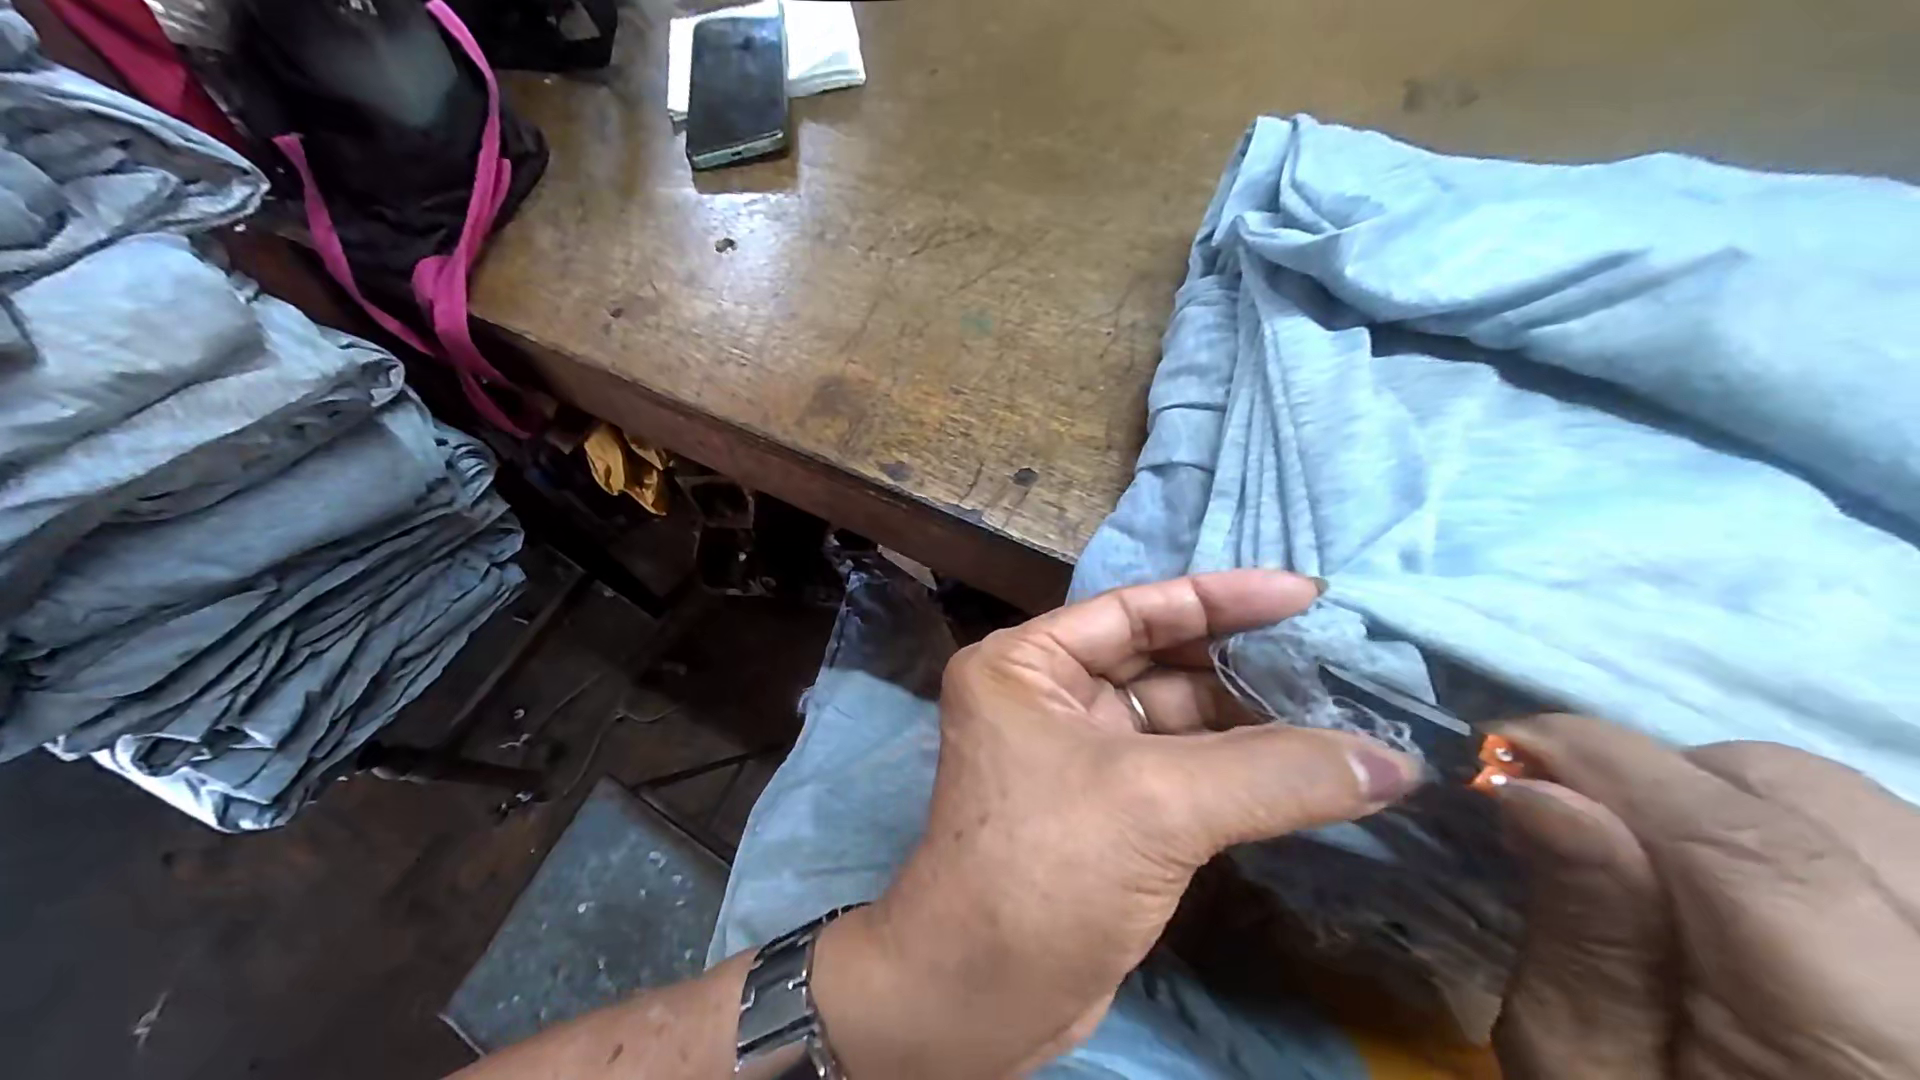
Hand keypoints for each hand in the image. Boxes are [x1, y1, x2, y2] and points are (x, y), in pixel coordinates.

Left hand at [810, 570, 1423, 1078]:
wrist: (978, 999)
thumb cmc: (1043, 872)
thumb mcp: (1154, 805)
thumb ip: (1271, 772)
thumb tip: (1392, 759)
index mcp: (1026, 663)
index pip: (1134, 609)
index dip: (1220, 598)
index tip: (1304, 593)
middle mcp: (1046, 695)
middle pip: (1159, 658)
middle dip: (1242, 658)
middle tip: (1335, 653)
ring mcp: (1078, 752)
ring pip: (1176, 717)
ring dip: (1252, 717)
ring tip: (1342, 708)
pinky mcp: (1108, 806)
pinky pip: (1183, 766)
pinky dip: (1240, 767)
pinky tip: (1307, 765)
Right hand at [1492, 714, 1919, 1078]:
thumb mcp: (1583, 1069)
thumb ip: (1579, 937)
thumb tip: (1535, 794)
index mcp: (1877, 1055)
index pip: (1751, 848)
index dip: (1611, 764)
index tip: (1506, 743)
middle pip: (1822, 804)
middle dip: (1663, 777)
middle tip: (1568, 807)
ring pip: (1868, 812)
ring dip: (1724, 803)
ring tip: (1646, 850)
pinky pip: (1890, 849)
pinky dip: (1786, 836)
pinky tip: (1725, 886)